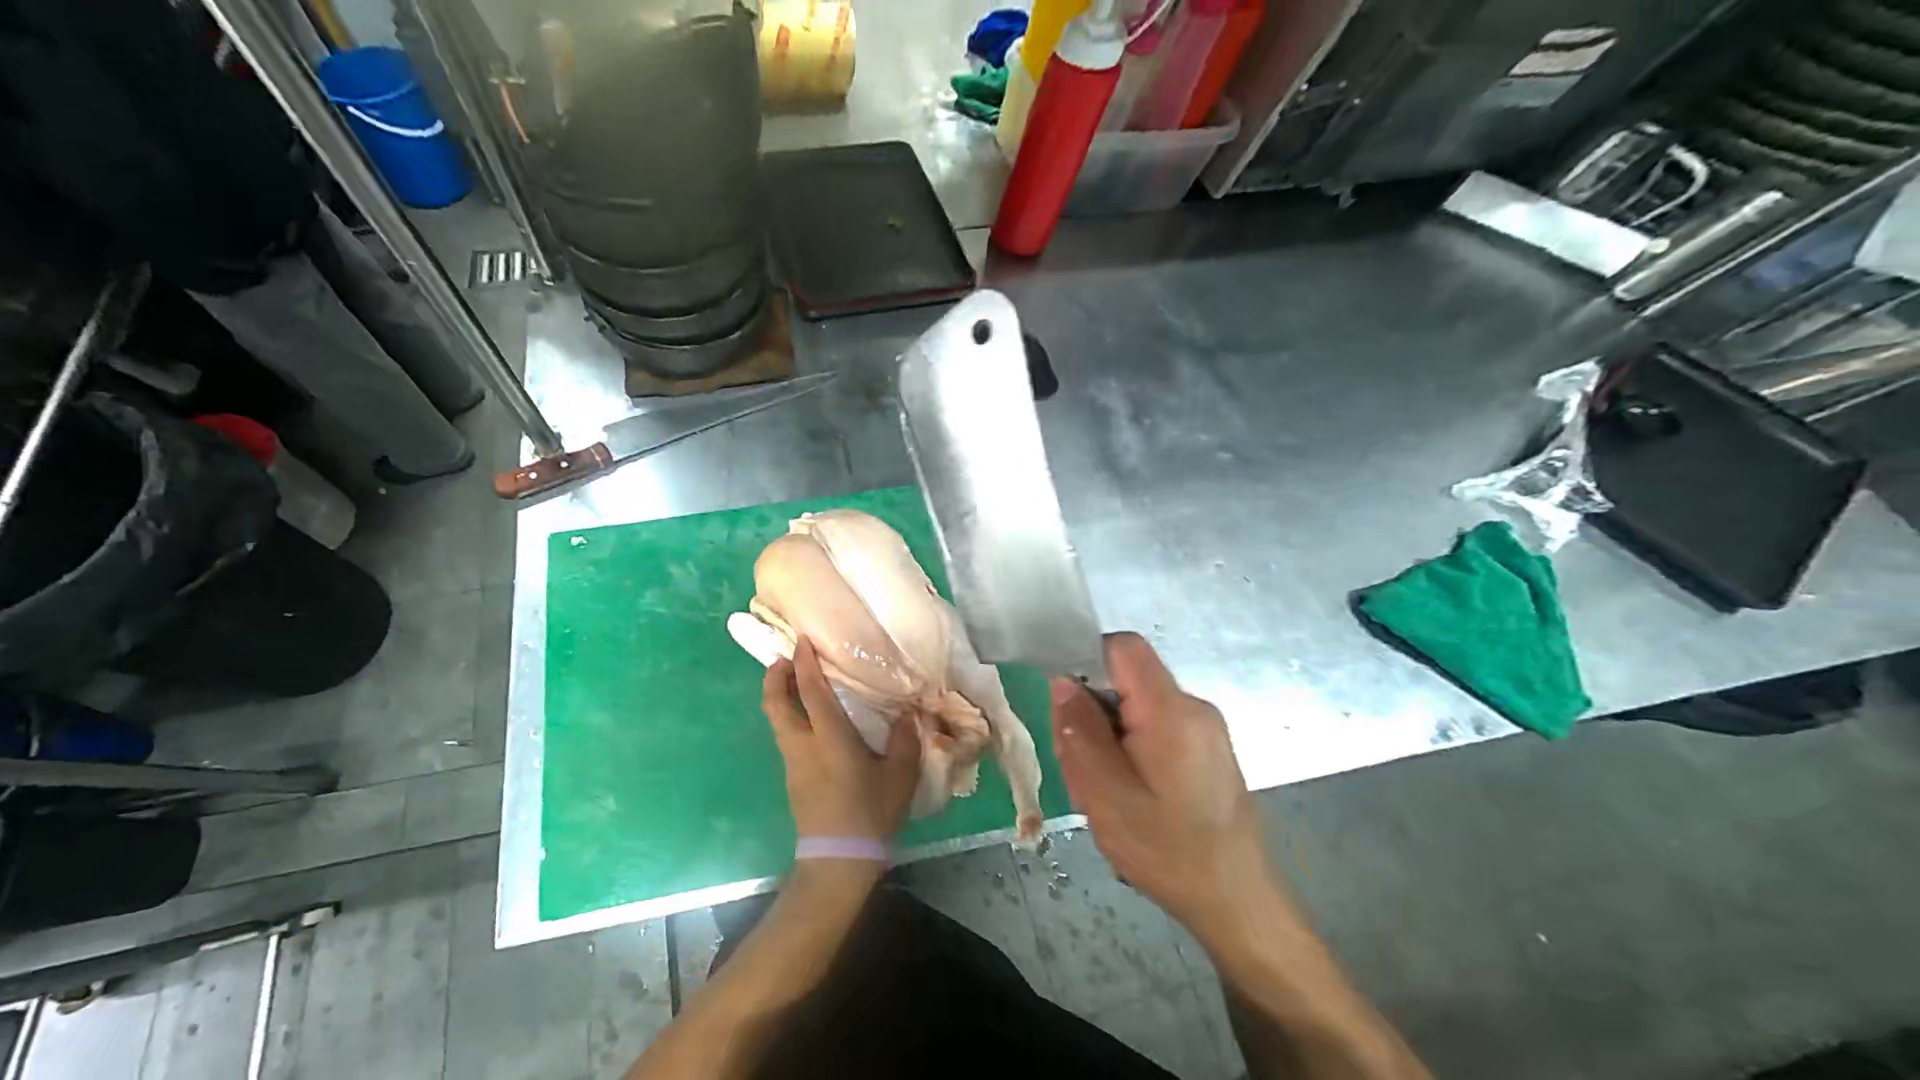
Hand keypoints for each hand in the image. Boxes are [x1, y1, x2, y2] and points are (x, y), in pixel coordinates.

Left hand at [763, 638, 920, 842]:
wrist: (838, 861)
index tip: (801, 641)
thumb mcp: (899, 776)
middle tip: (785, 658)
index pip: (810, 692)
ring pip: (777, 721)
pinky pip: (786, 737)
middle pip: (775, 704)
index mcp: (829, 739)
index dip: (804, 664)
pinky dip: (790, 718)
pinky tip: (812, 722)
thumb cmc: (870, 813)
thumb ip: (903, 741)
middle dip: (775, 677)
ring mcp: (793, 764)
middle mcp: (803, 745)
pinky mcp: (793, 779)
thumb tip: (907, 715)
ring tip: (798, 684)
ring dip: (781, 697)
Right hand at [1051, 633, 1289, 941]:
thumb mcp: (1106, 795)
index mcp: (1171, 711)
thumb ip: (1080, 732)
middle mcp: (1193, 706)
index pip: (1123, 647)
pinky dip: (1131, 747)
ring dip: (1110, 734)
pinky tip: (1128, 792)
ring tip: (1105, 787)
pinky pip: (1156, 726)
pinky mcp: (1207, 747)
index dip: (1086, 661)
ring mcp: (1205, 727)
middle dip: (1094, 711)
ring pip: (1138, 705)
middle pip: (1127, 678)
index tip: (1067, 707)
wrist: (1236, 899)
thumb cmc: (1167, 850)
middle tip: (1082, 766)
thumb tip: (1064, 682)